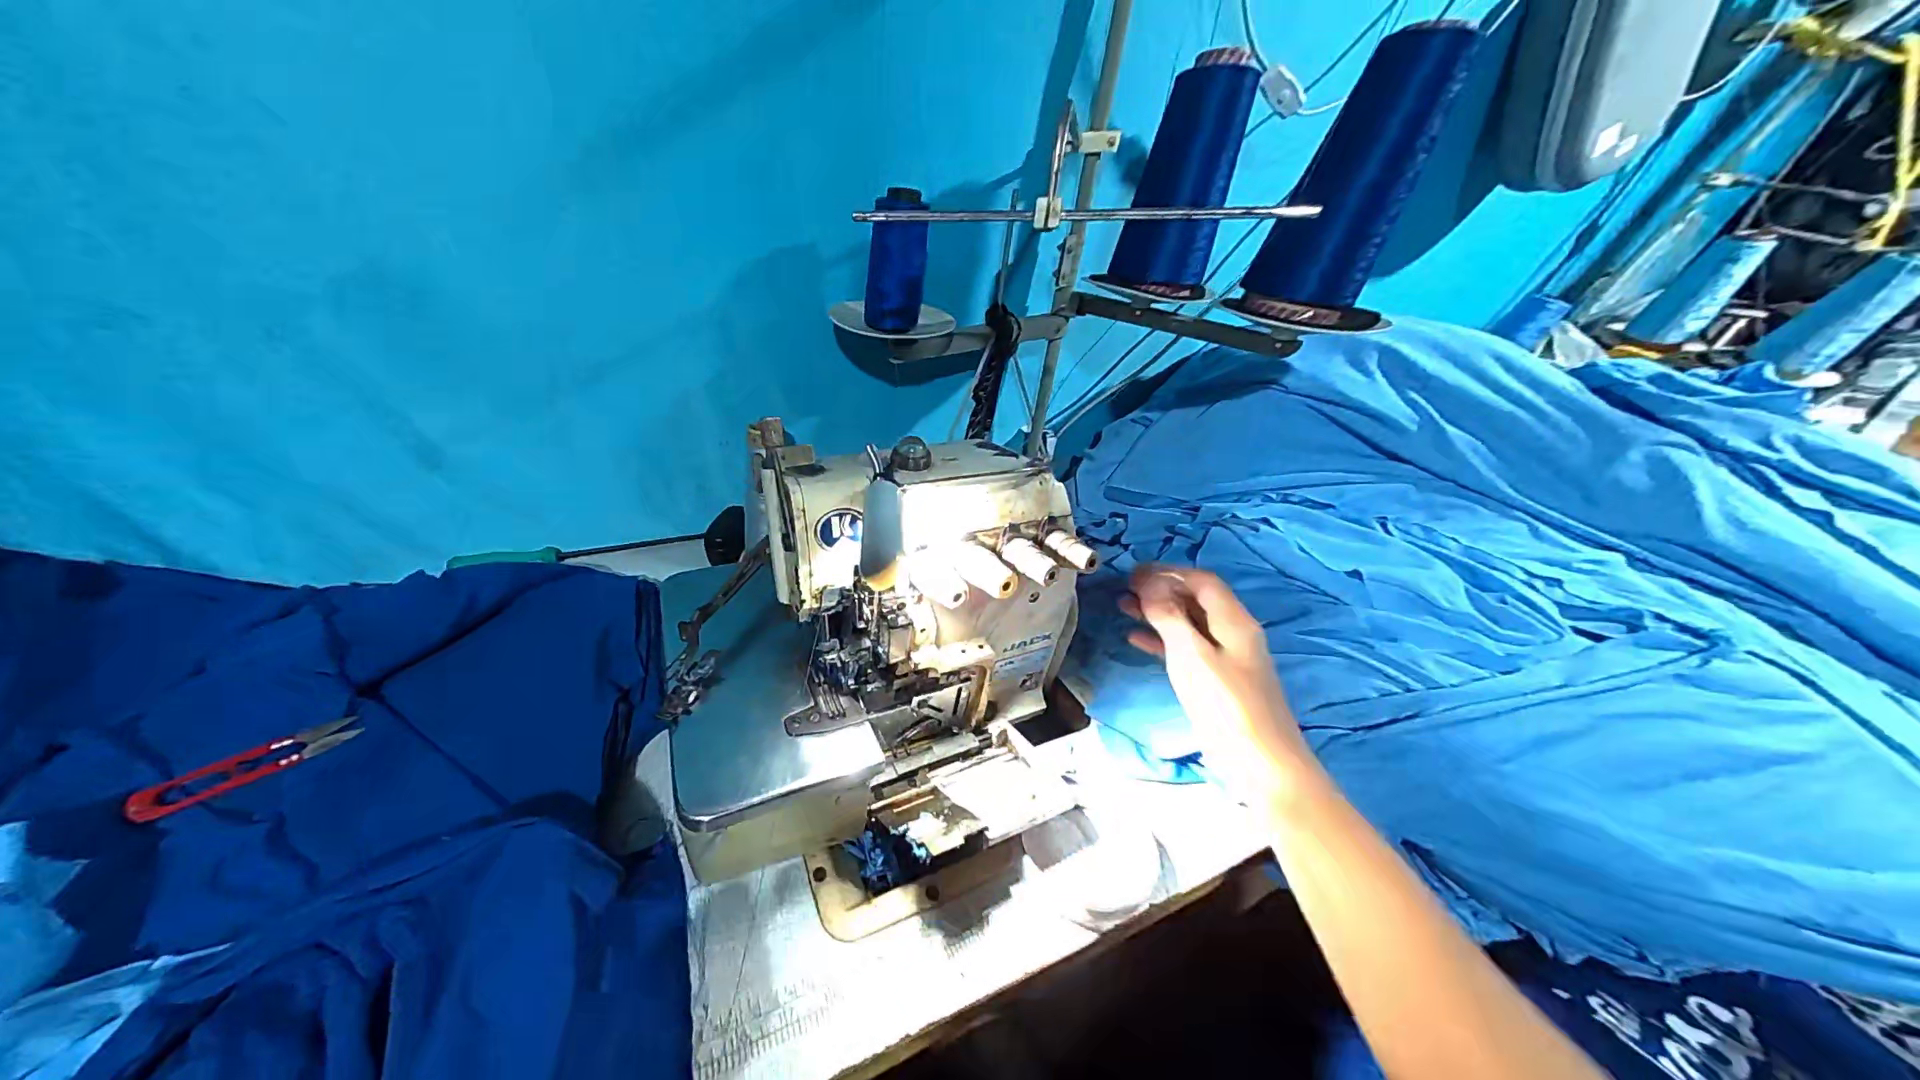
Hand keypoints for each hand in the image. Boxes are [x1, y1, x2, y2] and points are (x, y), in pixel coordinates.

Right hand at [1121, 564, 1328, 808]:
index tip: (1133, 574)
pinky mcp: (1219, 680)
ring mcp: (1228, 657)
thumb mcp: (1192, 656)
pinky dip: (1162, 638)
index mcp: (1234, 621)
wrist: (1260, 762)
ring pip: (1188, 622)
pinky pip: (1187, 647)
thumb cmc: (1225, 706)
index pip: (1201, 580)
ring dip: (1158, 612)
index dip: (1167, 572)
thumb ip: (1169, 617)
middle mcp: (1234, 633)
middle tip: (1125, 589)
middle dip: (1160, 589)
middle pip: (1195, 599)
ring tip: (1124, 608)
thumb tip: (1150, 585)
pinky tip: (1138, 639)